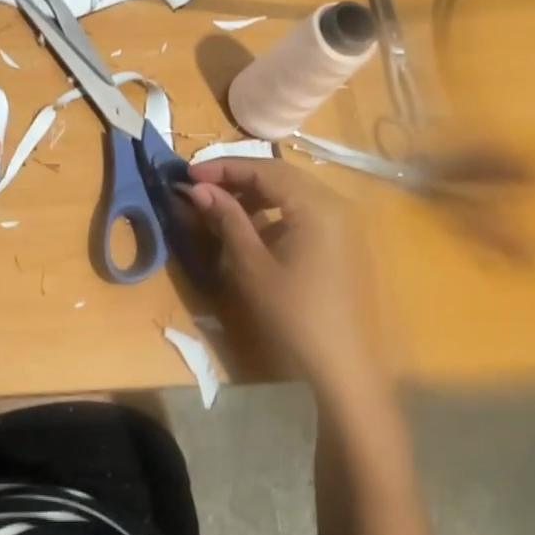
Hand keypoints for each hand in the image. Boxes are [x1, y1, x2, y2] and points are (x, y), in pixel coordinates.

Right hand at [182, 158, 376, 388]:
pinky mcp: (345, 243)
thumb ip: (227, 219)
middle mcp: (337, 204)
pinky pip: (307, 212)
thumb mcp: (252, 266)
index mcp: (317, 205)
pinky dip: (276, 211)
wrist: (343, 367)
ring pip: (295, 192)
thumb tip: (198, 188)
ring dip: (256, 194)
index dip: (224, 167)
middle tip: (200, 186)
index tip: (188, 173)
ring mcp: (346, 224)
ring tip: (220, 206)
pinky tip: (253, 229)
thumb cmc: (293, 315)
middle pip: (282, 175)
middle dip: (239, 177)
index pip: (265, 168)